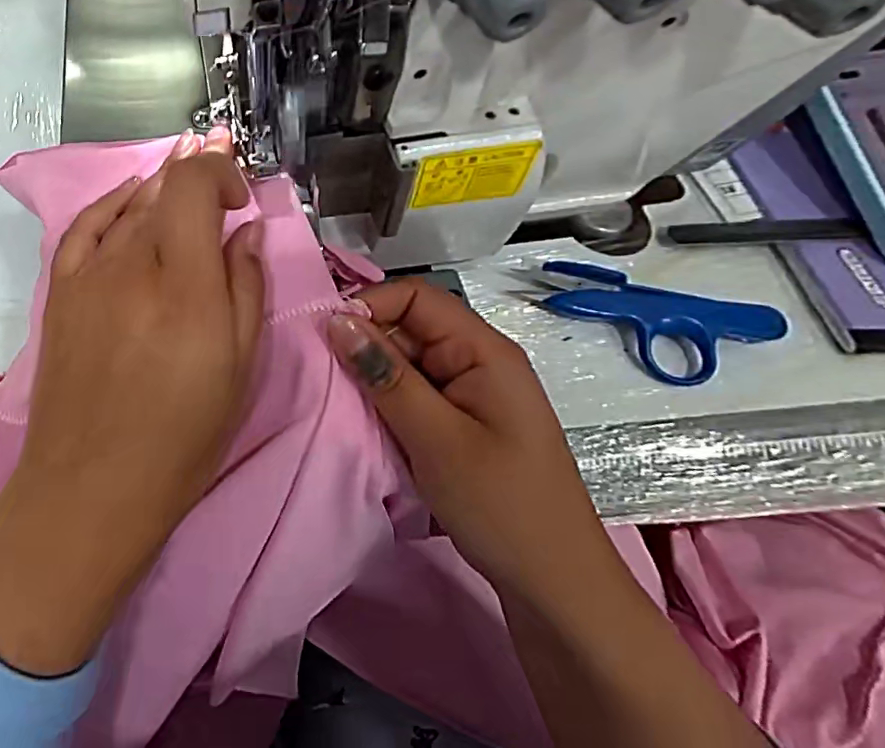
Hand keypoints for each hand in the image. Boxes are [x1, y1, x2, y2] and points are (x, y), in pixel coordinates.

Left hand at [0, 129, 266, 674]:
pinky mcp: (60, 290)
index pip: (192, 184)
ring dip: (162, 192)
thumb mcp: (238, 368)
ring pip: (128, 204)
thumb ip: (246, 287)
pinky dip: (112, 202)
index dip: (219, 171)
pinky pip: (84, 226)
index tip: (238, 202)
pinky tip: (131, 198)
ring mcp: (88, 275)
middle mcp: (132, 265)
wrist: (90, 487)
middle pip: (163, 189)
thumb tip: (246, 231)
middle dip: (198, 184)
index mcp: (185, 286)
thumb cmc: (180, 438)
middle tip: (221, 203)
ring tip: (185, 199)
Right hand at [324, 279, 624, 605]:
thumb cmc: (502, 506)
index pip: (416, 297)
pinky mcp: (463, 422)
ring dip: (375, 379)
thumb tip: (337, 320)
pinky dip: (389, 405)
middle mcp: (478, 361)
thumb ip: (385, 375)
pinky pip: (416, 394)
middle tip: (327, 380)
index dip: (370, 306)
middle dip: (367, 347)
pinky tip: (371, 427)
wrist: (557, 586)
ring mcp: (471, 392)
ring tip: (344, 406)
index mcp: (483, 351)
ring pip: (407, 363)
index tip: (327, 339)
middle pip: (409, 327)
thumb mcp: (436, 438)